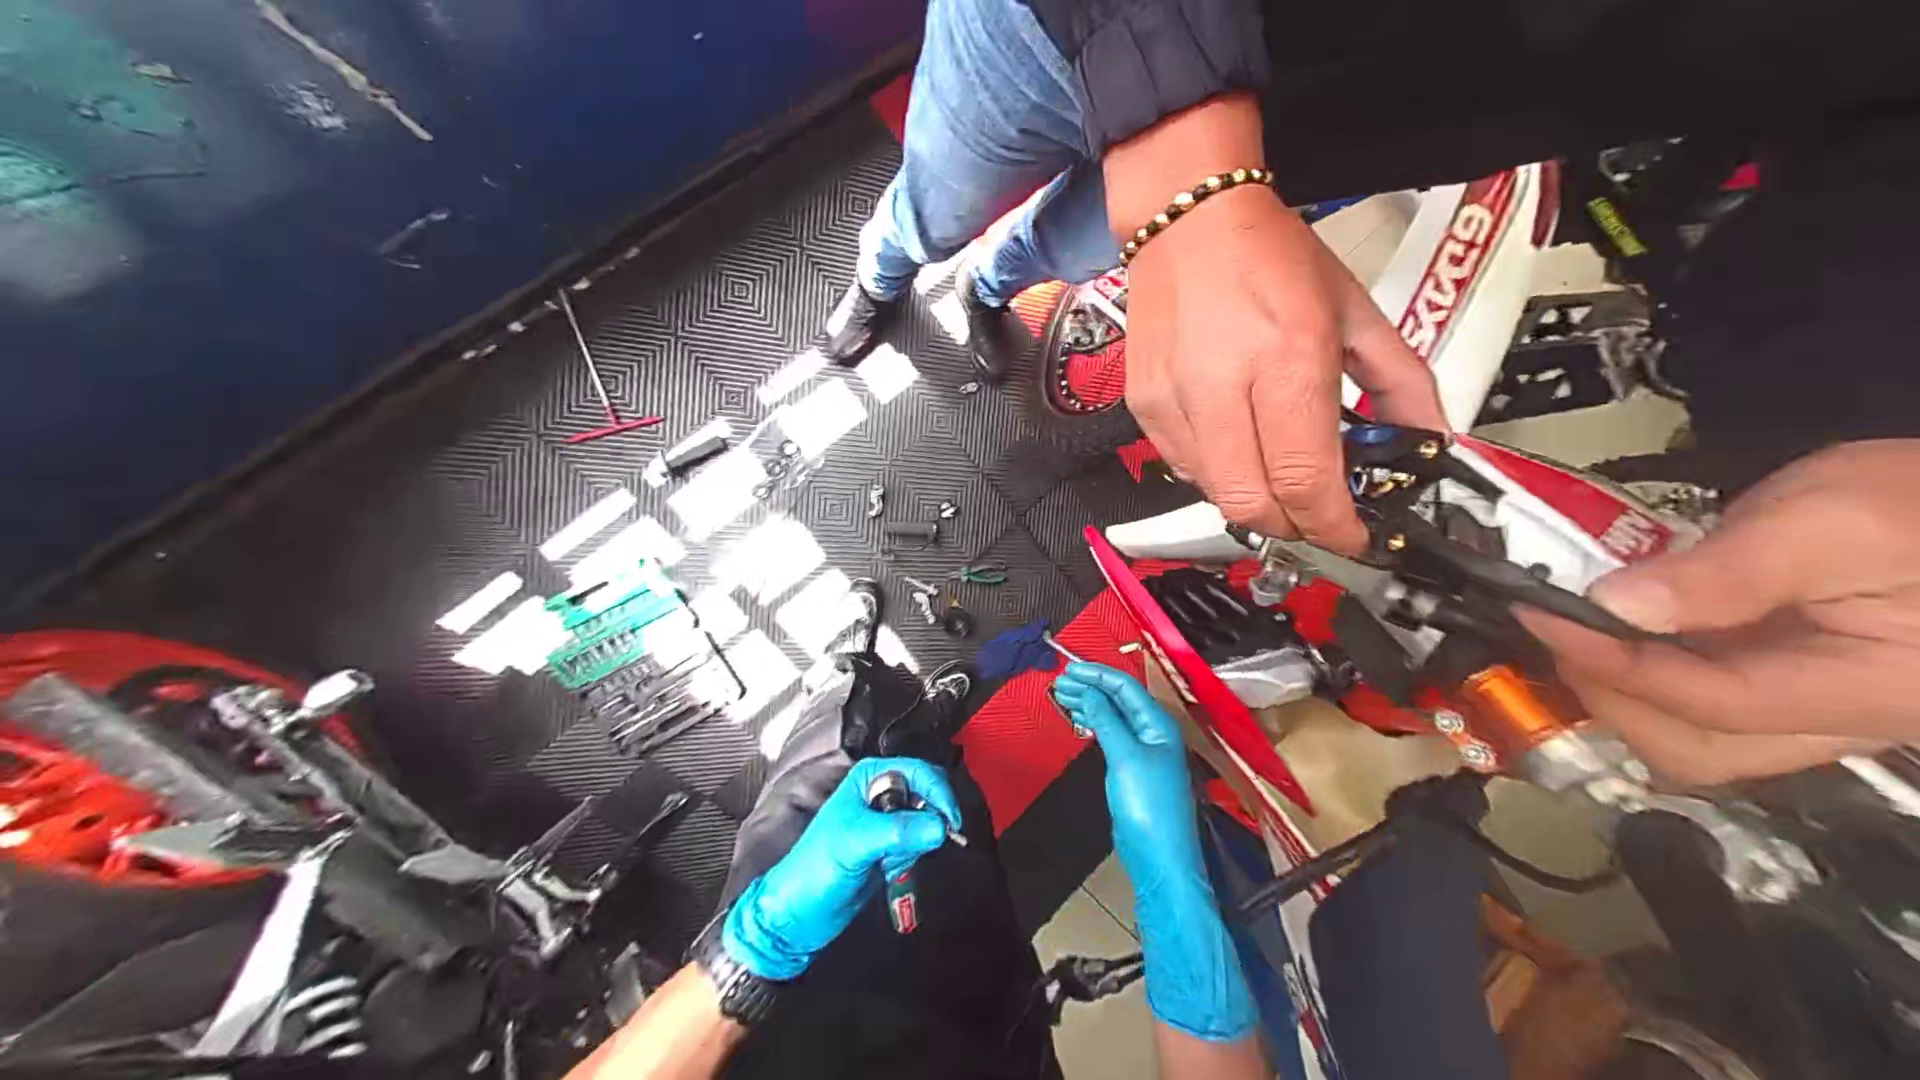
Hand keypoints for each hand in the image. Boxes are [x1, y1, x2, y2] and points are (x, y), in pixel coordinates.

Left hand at [722, 758, 960, 979]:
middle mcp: (880, 793)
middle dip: (929, 823)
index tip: (950, 822)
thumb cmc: (814, 870)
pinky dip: (912, 860)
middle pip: (928, 795)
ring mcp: (886, 821)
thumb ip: (899, 832)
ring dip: (917, 846)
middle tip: (921, 845)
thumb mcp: (856, 843)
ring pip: (927, 822)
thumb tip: (939, 826)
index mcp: (869, 778)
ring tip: (890, 864)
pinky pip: (919, 845)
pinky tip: (890, 872)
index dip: (939, 793)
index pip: (920, 772)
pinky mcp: (890, 847)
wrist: (798, 915)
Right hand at [1052, 663, 1256, 1040]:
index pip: (1125, 686)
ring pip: (1113, 715)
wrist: (1160, 858)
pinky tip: (1079, 720)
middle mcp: (1152, 732)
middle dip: (1090, 686)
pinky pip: (1111, 733)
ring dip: (1089, 703)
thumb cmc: (1149, 807)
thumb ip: (1106, 720)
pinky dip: (1093, 723)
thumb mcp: (1125, 757)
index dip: (1096, 674)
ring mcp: (1142, 750)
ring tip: (1062, 696)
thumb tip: (1089, 690)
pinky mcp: (1132, 767)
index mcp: (1157, 724)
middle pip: (1118, 698)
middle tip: (1059, 682)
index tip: (1068, 668)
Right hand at [1106, 95, 1447, 554]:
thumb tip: (1428, 439)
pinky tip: (1236, 443)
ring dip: (1254, 500)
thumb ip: (1400, 383)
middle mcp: (1219, 386)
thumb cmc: (1265, 256)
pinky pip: (1183, 469)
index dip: (1333, 525)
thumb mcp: (1353, 311)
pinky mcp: (1145, 408)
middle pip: (1252, 504)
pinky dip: (1217, 474)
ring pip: (1214, 495)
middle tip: (1316, 516)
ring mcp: (1172, 401)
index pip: (1306, 478)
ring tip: (1275, 470)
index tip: (1351, 536)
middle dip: (1292, 526)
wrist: (1187, 226)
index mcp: (1285, 357)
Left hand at [1517, 440, 1919, 785]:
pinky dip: (1633, 676)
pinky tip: (1607, 632)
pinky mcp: (1777, 688)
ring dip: (1612, 688)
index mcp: (1868, 691)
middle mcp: (1834, 722)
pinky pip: (1690, 704)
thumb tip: (1613, 605)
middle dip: (1605, 690)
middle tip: (1555, 625)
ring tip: (1574, 628)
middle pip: (1689, 746)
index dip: (1606, 662)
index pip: (1704, 702)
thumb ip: (1722, 574)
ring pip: (1683, 735)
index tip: (1540, 614)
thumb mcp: (1827, 524)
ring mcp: (1803, 710)